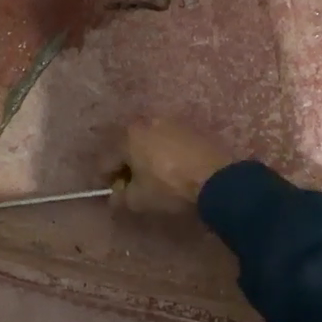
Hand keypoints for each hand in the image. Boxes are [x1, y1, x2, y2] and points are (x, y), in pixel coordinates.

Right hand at [111, 120, 233, 213]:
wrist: (216, 179)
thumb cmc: (169, 187)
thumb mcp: (139, 200)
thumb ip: (120, 198)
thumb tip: (115, 196)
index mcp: (128, 136)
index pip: (106, 160)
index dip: (105, 180)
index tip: (111, 194)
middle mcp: (147, 122)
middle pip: (128, 147)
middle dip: (126, 167)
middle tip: (132, 186)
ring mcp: (172, 123)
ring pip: (150, 143)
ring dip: (147, 159)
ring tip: (153, 179)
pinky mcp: (192, 129)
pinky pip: (169, 144)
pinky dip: (166, 155)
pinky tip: (172, 171)